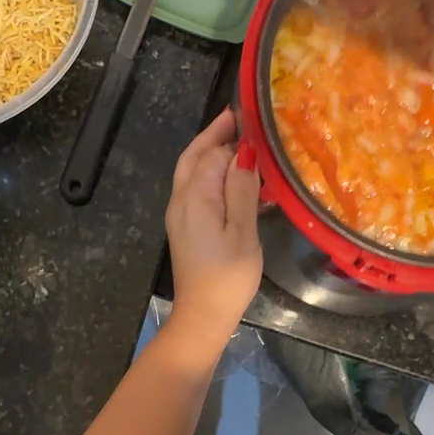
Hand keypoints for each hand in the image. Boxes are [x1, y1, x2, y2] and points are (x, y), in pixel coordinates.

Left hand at [164, 109, 260, 351]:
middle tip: (239, 119)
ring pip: (192, 173)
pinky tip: (235, 181)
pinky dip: (212, 176)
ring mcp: (180, 216)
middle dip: (214, 137)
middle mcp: (181, 200)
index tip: (253, 118)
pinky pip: (196, 190)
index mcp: (195, 197)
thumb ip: (242, 190)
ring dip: (213, 155)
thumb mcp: (242, 232)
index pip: (211, 153)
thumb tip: (245, 152)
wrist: (203, 316)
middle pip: (194, 157)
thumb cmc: (227, 277)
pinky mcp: (186, 229)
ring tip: (240, 144)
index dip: (231, 135)